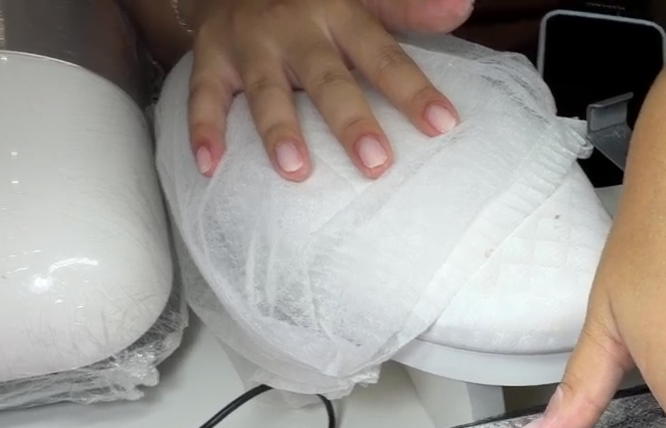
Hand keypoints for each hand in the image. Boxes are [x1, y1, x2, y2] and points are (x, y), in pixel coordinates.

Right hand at [184, 0, 470, 179]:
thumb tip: (462, 7)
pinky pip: (204, 95)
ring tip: (297, 171)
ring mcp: (250, 42)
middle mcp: (294, 26)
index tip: (443, 124)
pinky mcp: (211, 56)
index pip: (383, 55)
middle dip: (350, 121)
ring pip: (265, 90)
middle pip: (326, 78)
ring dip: (279, 130)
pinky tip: (211, 167)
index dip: (413, 90)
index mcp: (339, 12)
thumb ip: (408, 10)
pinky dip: (203, 130)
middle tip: (376, 164)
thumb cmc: (318, 3)